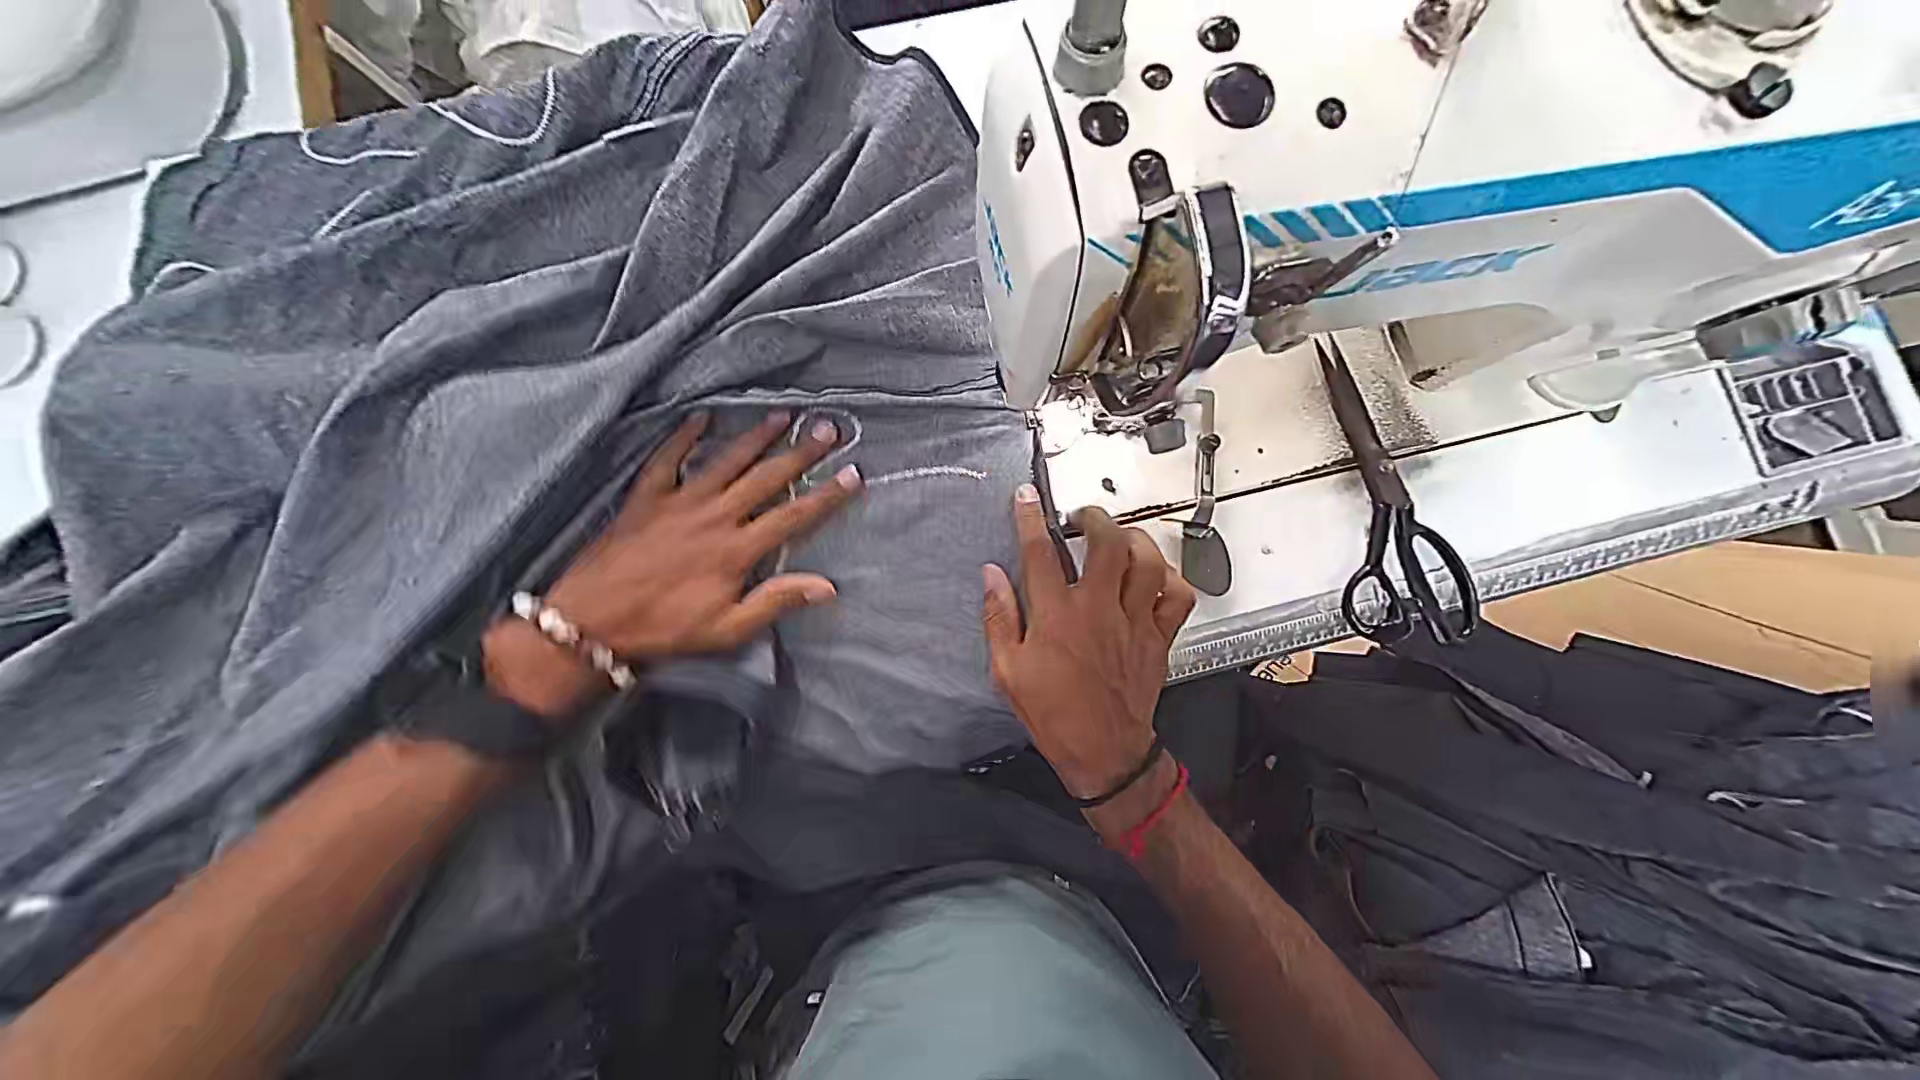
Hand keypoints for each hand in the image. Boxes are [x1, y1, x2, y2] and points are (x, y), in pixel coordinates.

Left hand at [483, 410, 863, 717]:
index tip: (853, 474)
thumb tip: (827, 586)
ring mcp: (679, 502)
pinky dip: (683, 436)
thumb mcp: (727, 629)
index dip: (827, 495)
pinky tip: (701, 417)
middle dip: (801, 454)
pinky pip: (667, 459)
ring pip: (726, 461)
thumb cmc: (664, 629)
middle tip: (827, 430)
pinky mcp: (646, 498)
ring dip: (756, 437)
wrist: (591, 622)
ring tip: (782, 416)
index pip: (793, 516)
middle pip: (766, 479)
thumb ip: (776, 601)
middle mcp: (714, 517)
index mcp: (736, 550)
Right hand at [981, 485, 1196, 799]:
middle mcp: (1097, 610)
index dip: (1030, 518)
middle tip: (1083, 517)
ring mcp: (1133, 622)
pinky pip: (1177, 596)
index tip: (1028, 498)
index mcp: (1056, 616)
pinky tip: (1154, 577)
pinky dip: (1170, 579)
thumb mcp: (1007, 670)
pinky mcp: (1157, 638)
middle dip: (1094, 518)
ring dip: (1133, 540)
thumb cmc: (1054, 714)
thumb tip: (992, 578)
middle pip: (1105, 543)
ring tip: (1119, 537)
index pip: (1041, 552)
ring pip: (1146, 561)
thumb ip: (999, 617)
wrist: (1103, 751)